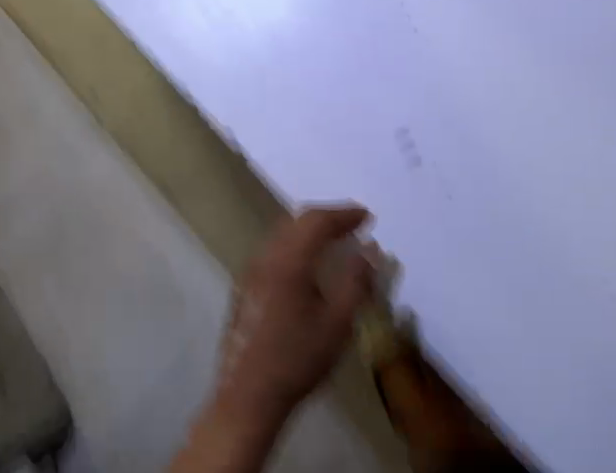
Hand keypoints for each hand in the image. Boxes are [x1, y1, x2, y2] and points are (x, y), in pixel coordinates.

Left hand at [217, 204, 378, 426]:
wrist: (248, 399)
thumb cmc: (297, 361)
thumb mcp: (338, 323)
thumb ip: (357, 281)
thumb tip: (370, 249)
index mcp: (288, 262)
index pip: (317, 221)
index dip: (344, 214)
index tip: (367, 218)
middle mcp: (265, 259)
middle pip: (296, 221)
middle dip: (327, 218)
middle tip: (353, 225)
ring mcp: (251, 274)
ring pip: (282, 236)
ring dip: (310, 232)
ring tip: (335, 242)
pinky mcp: (245, 291)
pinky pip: (274, 252)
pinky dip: (296, 246)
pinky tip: (309, 267)